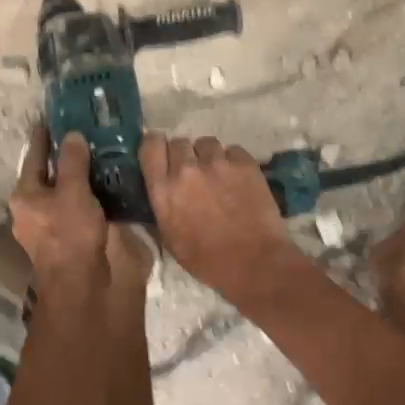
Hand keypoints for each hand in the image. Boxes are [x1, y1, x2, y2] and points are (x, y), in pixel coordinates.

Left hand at [11, 127, 109, 285]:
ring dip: (86, 176)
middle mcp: (37, 211)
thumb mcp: (71, 191)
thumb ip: (72, 161)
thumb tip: (72, 136)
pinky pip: (87, 207)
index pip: (34, 159)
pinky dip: (98, 194)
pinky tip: (115, 180)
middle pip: (52, 176)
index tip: (53, 118)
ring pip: (71, 192)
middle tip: (88, 131)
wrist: (87, 284)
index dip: (44, 138)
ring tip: (106, 150)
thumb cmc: (71, 234)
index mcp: (25, 197)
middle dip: (68, 157)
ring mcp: (58, 226)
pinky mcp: (80, 237)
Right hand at [140, 132, 303, 302]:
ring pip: (206, 143)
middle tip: (192, 173)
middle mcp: (186, 169)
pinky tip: (238, 179)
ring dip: (208, 156)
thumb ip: (162, 207)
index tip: (161, 153)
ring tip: (217, 174)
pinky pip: (233, 150)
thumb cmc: (207, 260)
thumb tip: (161, 192)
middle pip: (179, 142)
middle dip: (183, 154)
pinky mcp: (245, 164)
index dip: (155, 145)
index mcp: (163, 190)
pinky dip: (233, 161)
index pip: (150, 146)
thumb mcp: (170, 238)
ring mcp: (218, 163)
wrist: (254, 262)